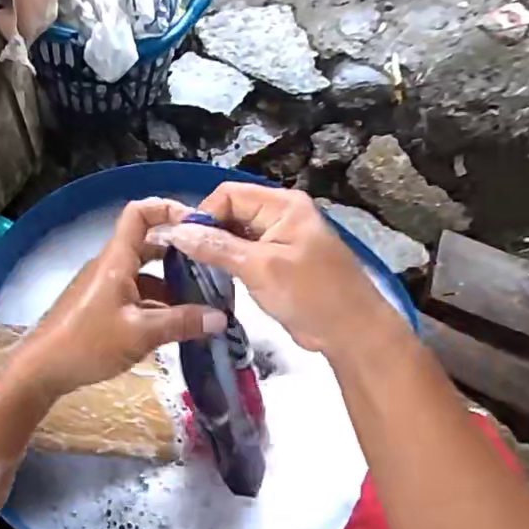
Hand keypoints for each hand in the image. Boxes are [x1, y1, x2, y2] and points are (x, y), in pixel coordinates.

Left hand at [1, 198, 226, 399]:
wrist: (41, 369)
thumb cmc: (88, 343)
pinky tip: (176, 324)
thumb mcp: (140, 333)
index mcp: (116, 260)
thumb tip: (221, 317)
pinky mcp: (100, 305)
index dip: (167, 208)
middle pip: (148, 244)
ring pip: (143, 272)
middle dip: (180, 253)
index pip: (138, 213)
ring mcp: (103, 285)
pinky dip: (156, 302)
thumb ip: (182, 323)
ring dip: (171, 283)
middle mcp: (110, 265)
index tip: (198, 223)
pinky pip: (134, 293)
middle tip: (212, 267)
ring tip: (203, 301)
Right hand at [148, 184, 402, 352]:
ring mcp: (279, 238)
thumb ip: (216, 247)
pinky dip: (227, 261)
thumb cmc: (312, 295)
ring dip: (215, 248)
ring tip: (195, 268)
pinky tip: (214, 276)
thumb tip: (175, 232)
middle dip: (207, 232)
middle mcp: (280, 214)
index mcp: (282, 205)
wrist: (353, 334)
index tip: (183, 242)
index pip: (228, 194)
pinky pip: (243, 251)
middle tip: (185, 258)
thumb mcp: (260, 268)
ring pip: (234, 233)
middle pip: (229, 211)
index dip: (203, 214)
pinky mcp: (277, 261)